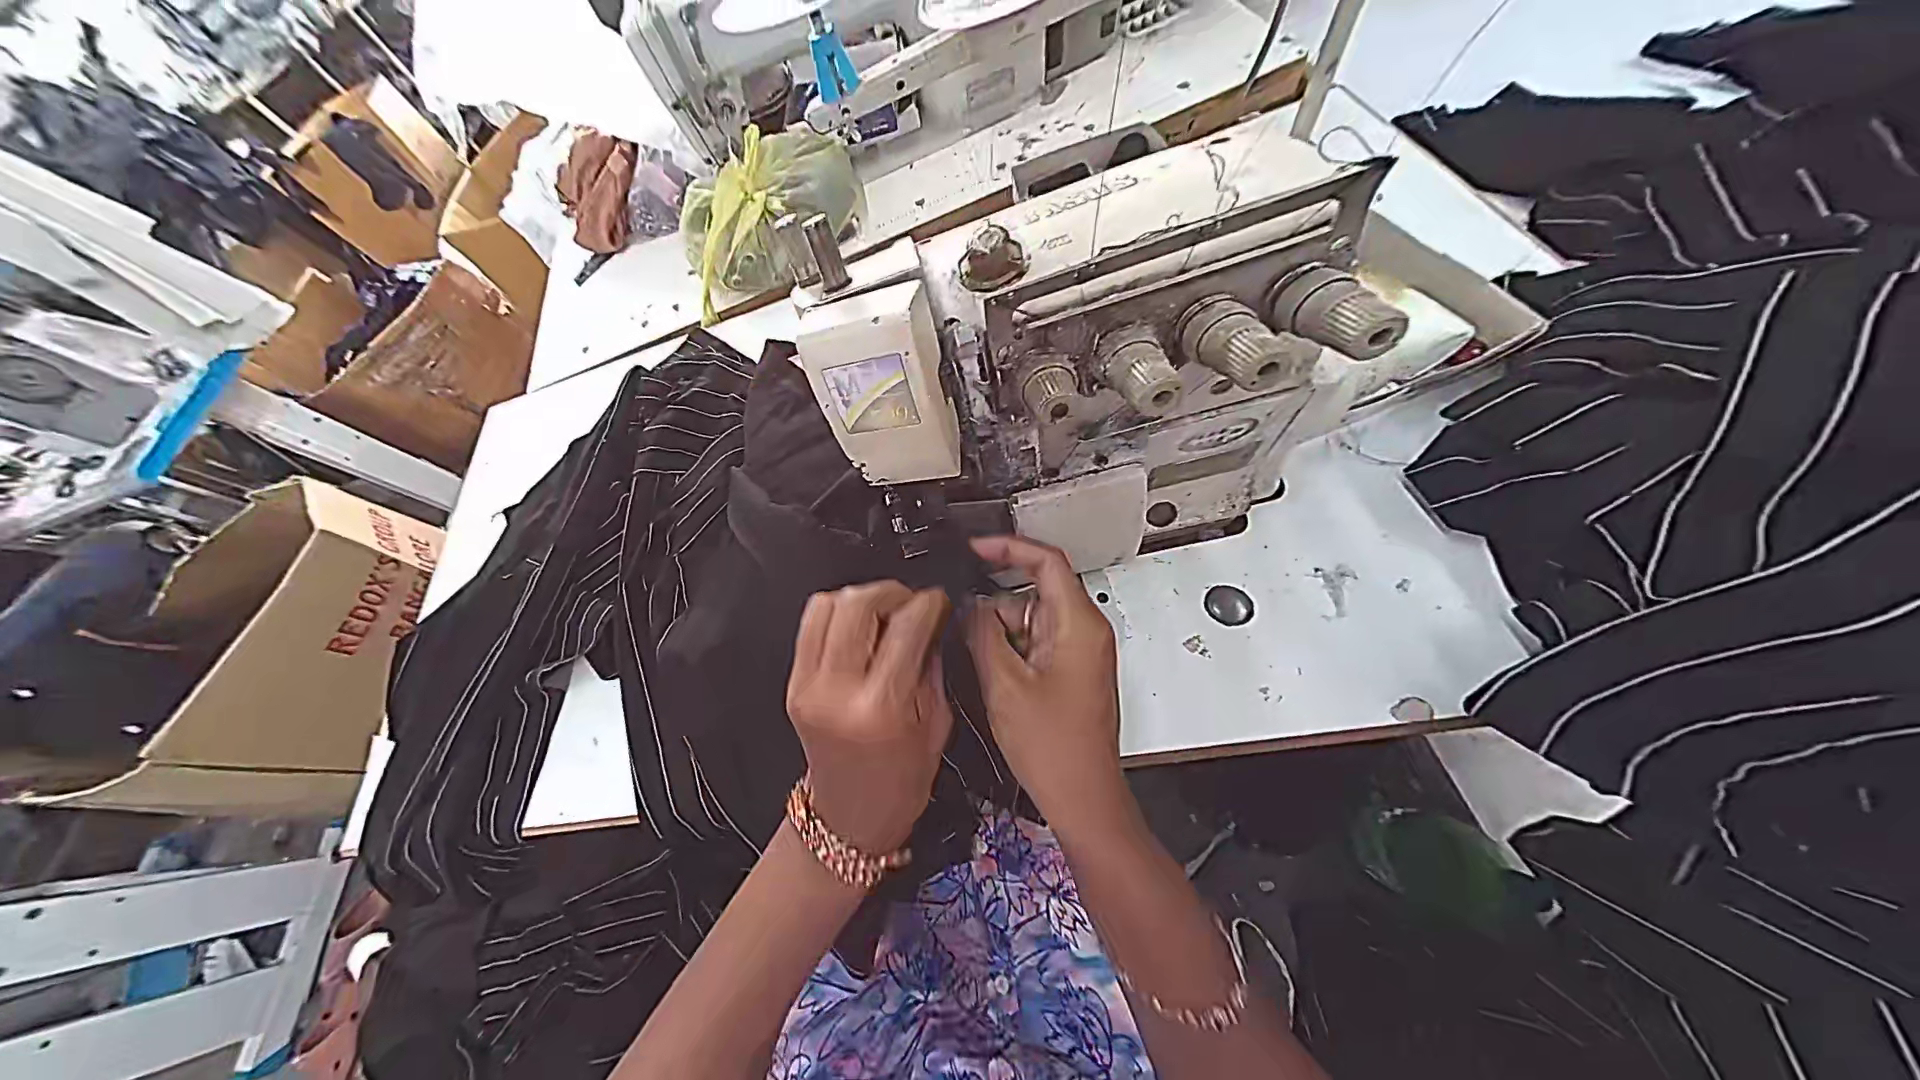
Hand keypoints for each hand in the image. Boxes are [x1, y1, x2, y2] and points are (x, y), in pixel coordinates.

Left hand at [786, 581, 952, 852]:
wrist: (848, 817)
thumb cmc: (899, 782)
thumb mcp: (936, 724)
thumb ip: (933, 666)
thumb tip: (933, 620)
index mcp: (882, 708)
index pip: (907, 627)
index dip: (928, 603)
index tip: (939, 601)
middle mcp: (838, 692)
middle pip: (860, 603)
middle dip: (893, 591)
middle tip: (911, 602)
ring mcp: (808, 685)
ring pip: (829, 605)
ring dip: (862, 597)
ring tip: (884, 612)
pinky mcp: (794, 683)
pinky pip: (810, 624)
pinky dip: (837, 612)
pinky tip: (858, 626)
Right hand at [965, 536, 1130, 833]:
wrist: (1082, 795)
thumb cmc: (1056, 750)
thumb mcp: (1004, 684)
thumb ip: (982, 633)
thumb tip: (970, 606)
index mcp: (1078, 625)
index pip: (1046, 560)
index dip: (1008, 547)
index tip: (978, 548)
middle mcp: (1085, 632)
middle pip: (1035, 592)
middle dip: (997, 606)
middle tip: (968, 626)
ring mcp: (1081, 651)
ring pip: (1032, 618)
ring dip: (1002, 632)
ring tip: (987, 666)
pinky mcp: (1073, 668)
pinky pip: (1037, 641)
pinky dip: (1013, 649)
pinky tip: (998, 677)